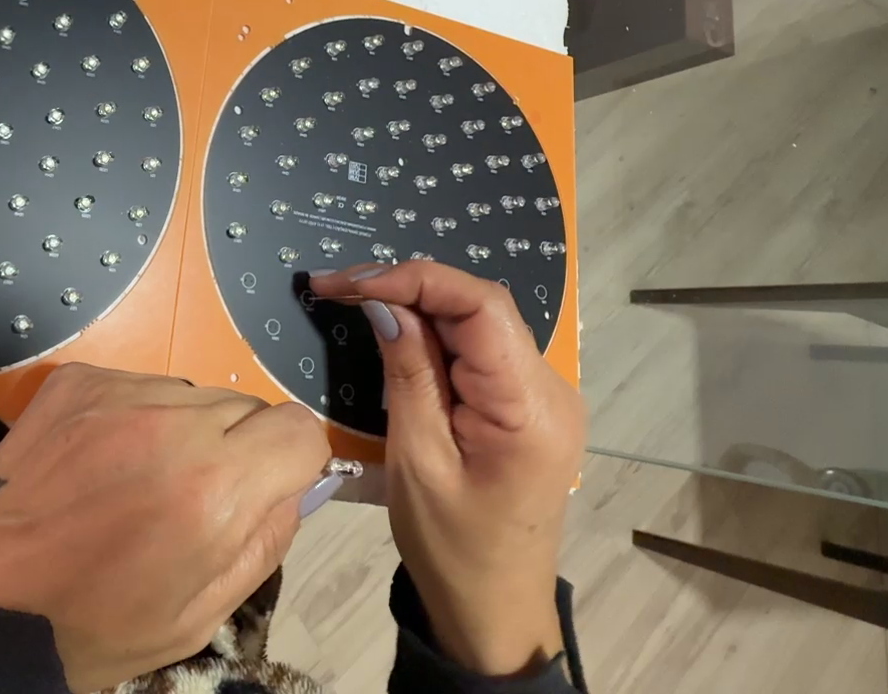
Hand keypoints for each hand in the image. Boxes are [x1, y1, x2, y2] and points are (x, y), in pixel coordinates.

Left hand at [0, 363, 330, 693]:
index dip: (291, 463)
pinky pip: (140, 383)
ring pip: (193, 392)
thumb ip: (264, 540)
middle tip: (190, 494)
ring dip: (184, 428)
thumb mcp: (198, 615)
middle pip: (246, 407)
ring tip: (136, 476)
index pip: (299, 431)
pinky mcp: (77, 378)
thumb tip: (291, 485)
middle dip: (236, 448)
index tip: (265, 485)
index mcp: (211, 490)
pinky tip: (101, 456)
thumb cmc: (87, 622)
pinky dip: (136, 414)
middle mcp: (169, 423)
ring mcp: (117, 391)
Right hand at [309, 262, 584, 677]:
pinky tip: (393, 327)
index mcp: (529, 407)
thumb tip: (384, 302)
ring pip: (477, 320)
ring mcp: (542, 394)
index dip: (413, 278)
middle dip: (406, 285)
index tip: (348, 284)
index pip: (481, 305)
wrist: (493, 608)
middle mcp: (549, 388)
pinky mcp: (524, 403)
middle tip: (338, 287)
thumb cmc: (451, 546)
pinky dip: (431, 328)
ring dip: (415, 302)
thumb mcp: (417, 459)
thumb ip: (408, 372)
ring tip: (354, 299)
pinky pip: (477, 346)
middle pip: (480, 307)